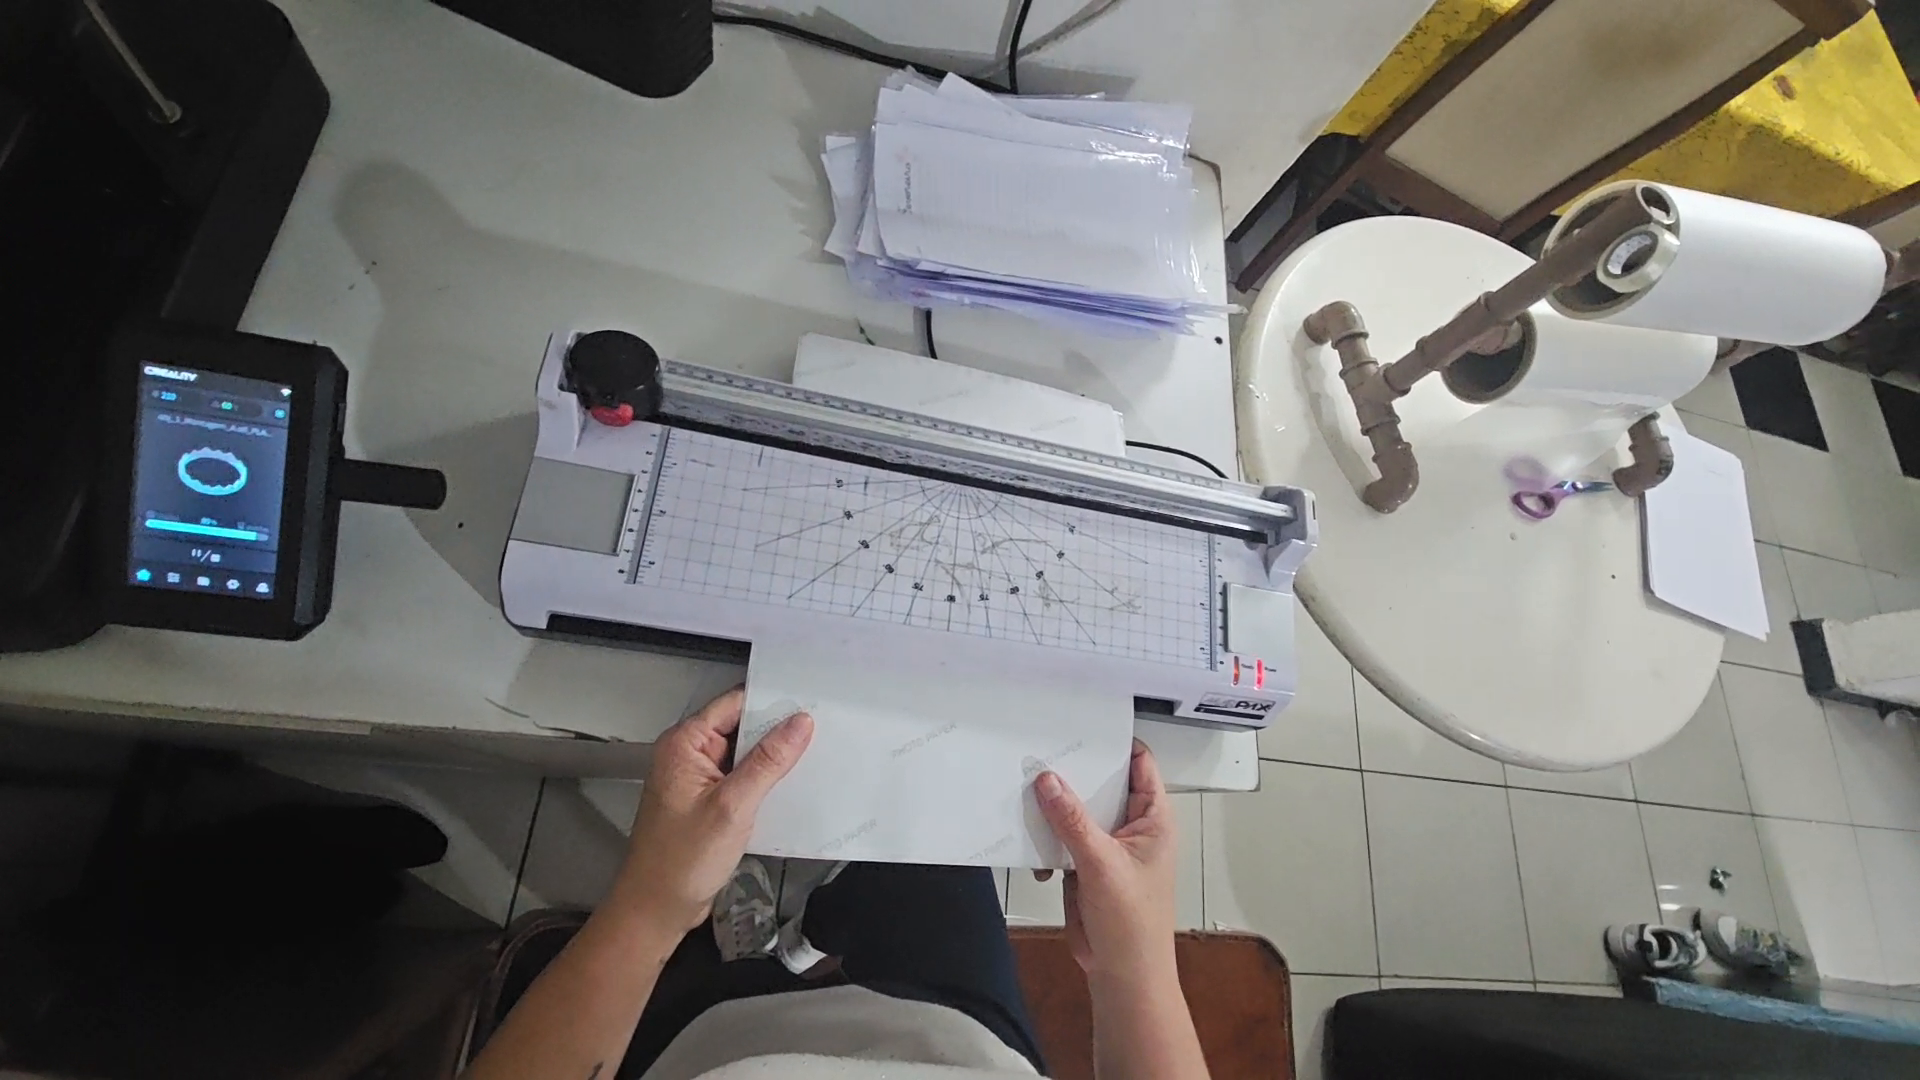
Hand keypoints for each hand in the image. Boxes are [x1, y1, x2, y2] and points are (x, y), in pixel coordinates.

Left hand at [616, 688, 813, 933]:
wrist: (656, 912)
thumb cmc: (683, 860)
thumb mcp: (733, 806)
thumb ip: (768, 761)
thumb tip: (801, 722)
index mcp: (685, 743)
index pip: (735, 703)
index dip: (772, 701)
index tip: (810, 701)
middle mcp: (688, 752)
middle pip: (741, 724)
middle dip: (777, 728)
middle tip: (821, 726)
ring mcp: (698, 776)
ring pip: (745, 751)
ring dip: (773, 754)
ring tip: (815, 750)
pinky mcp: (708, 798)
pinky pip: (742, 775)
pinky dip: (764, 777)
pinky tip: (791, 781)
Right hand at [1033, 740, 1176, 983]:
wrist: (1121, 978)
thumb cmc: (1131, 924)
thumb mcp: (1102, 865)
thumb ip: (1072, 820)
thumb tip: (1046, 778)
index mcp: (1152, 817)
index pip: (1138, 762)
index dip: (1114, 741)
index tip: (1080, 724)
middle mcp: (1130, 823)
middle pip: (1101, 782)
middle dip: (1072, 771)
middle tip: (1038, 749)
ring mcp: (1106, 842)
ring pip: (1077, 807)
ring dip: (1053, 804)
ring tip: (1022, 785)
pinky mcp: (1084, 861)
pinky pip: (1061, 834)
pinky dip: (1045, 835)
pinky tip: (1027, 838)